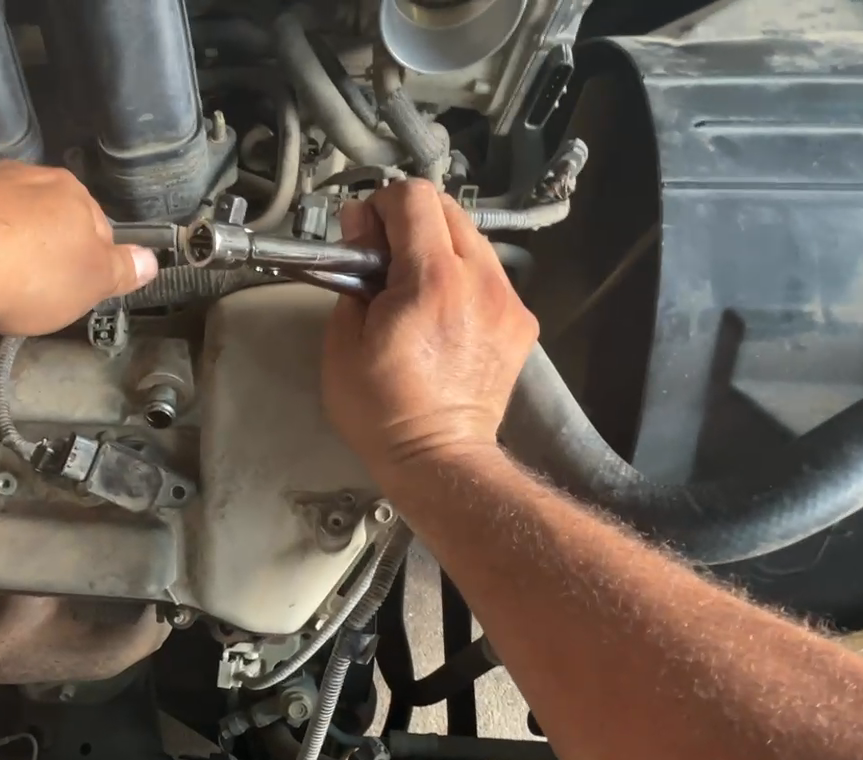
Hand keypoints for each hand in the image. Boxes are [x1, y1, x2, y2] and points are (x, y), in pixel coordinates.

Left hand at [0, 158, 157, 335]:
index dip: (92, 261)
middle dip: (47, 241)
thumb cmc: (31, 277)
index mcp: (73, 196)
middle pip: (48, 213)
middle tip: (38, 286)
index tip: (78, 291)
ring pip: (2, 201)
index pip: (97, 227)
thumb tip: (151, 259)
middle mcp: (29, 177)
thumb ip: (122, 270)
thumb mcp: (91, 284)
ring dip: (3, 224)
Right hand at [321, 180, 537, 476]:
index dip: (379, 207)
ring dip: (437, 251)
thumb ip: (352, 280)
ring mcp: (507, 301)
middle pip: (446, 209)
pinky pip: (489, 277)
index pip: (412, 198)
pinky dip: (462, 281)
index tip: (362, 237)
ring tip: (413, 295)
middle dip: (408, 225)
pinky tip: (442, 319)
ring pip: (471, 241)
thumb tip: (361, 240)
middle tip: (382, 265)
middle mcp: (479, 280)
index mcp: (430, 281)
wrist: (438, 459)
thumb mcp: (341, 346)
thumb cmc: (382, 412)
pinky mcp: (520, 322)